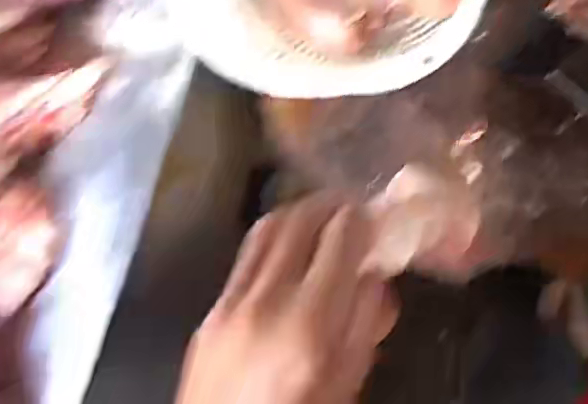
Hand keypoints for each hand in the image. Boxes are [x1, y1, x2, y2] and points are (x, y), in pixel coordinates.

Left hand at [177, 196, 397, 403]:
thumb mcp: (349, 383)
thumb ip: (367, 319)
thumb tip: (374, 271)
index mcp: (309, 324)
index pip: (344, 234)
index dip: (367, 218)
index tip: (379, 221)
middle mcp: (266, 303)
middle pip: (304, 217)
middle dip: (335, 204)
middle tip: (355, 209)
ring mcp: (229, 308)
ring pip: (270, 226)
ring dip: (303, 213)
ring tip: (324, 220)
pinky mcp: (207, 317)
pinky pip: (247, 257)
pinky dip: (276, 241)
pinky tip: (291, 258)